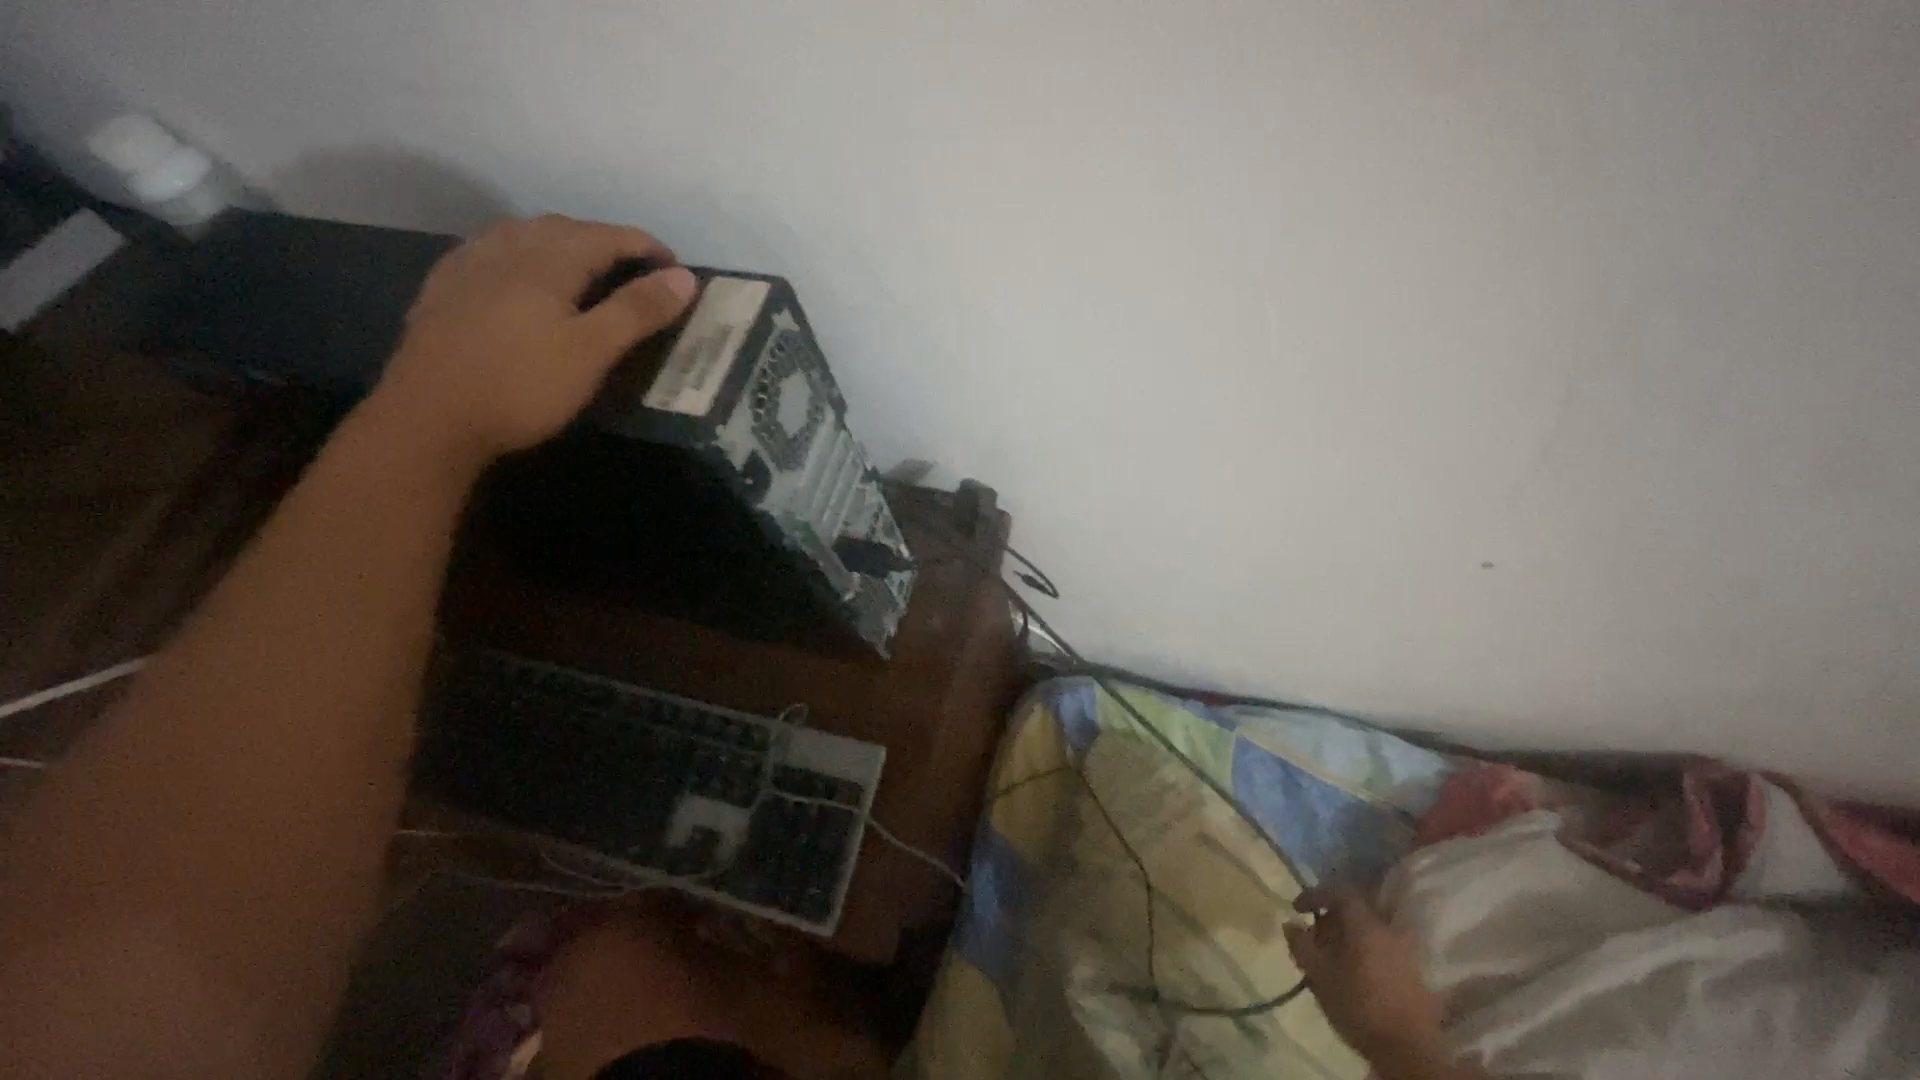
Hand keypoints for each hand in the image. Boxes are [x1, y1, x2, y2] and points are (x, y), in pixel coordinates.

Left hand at [365, 214, 697, 466]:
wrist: (429, 418)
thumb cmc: (522, 385)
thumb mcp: (592, 351)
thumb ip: (638, 310)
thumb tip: (685, 276)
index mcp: (548, 260)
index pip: (608, 237)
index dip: (646, 246)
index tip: (676, 267)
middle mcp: (506, 249)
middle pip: (563, 229)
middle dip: (604, 240)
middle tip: (633, 269)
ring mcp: (468, 267)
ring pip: (522, 236)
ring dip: (559, 243)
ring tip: (581, 267)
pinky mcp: (442, 292)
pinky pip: (489, 254)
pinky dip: (520, 257)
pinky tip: (516, 278)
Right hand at [1286, 885, 1445, 1065]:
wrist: (1408, 1049)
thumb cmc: (1358, 1005)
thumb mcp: (1319, 975)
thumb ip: (1301, 945)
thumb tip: (1291, 924)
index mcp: (1366, 925)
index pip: (1340, 891)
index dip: (1315, 894)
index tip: (1297, 908)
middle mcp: (1389, 930)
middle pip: (1356, 911)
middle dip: (1330, 919)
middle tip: (1313, 937)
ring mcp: (1405, 952)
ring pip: (1369, 932)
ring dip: (1347, 938)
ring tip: (1331, 959)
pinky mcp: (1413, 973)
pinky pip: (1382, 949)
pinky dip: (1364, 952)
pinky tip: (1353, 974)